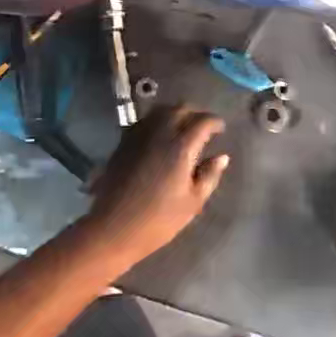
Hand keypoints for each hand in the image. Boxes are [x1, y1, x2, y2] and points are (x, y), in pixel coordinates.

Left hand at [81, 105, 229, 266]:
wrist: (113, 228)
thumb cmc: (158, 220)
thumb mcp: (192, 202)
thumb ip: (209, 175)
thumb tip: (222, 156)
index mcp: (180, 146)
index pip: (203, 121)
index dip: (215, 122)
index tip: (221, 130)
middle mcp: (160, 132)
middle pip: (181, 108)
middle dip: (196, 114)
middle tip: (203, 129)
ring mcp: (140, 134)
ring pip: (161, 110)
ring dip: (176, 114)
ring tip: (182, 128)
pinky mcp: (125, 140)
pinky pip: (145, 120)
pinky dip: (157, 121)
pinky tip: (160, 136)